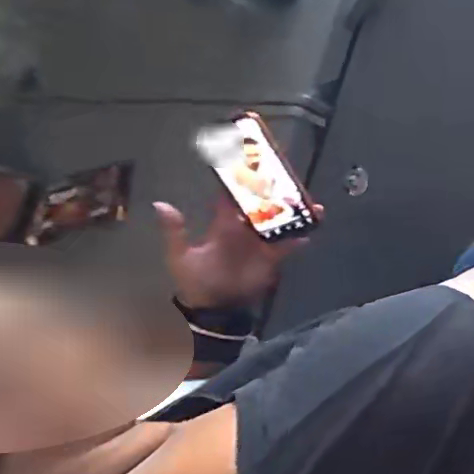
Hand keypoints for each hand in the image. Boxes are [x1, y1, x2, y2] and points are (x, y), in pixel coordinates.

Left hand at [154, 195, 322, 308]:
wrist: (214, 305)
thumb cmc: (195, 279)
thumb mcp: (181, 255)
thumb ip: (176, 231)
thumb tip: (161, 204)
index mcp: (223, 226)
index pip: (232, 200)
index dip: (239, 185)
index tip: (249, 168)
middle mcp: (244, 231)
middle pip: (262, 208)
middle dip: (275, 195)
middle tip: (289, 181)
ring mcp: (260, 243)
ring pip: (280, 223)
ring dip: (294, 214)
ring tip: (312, 205)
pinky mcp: (273, 257)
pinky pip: (288, 245)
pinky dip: (299, 238)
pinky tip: (309, 230)